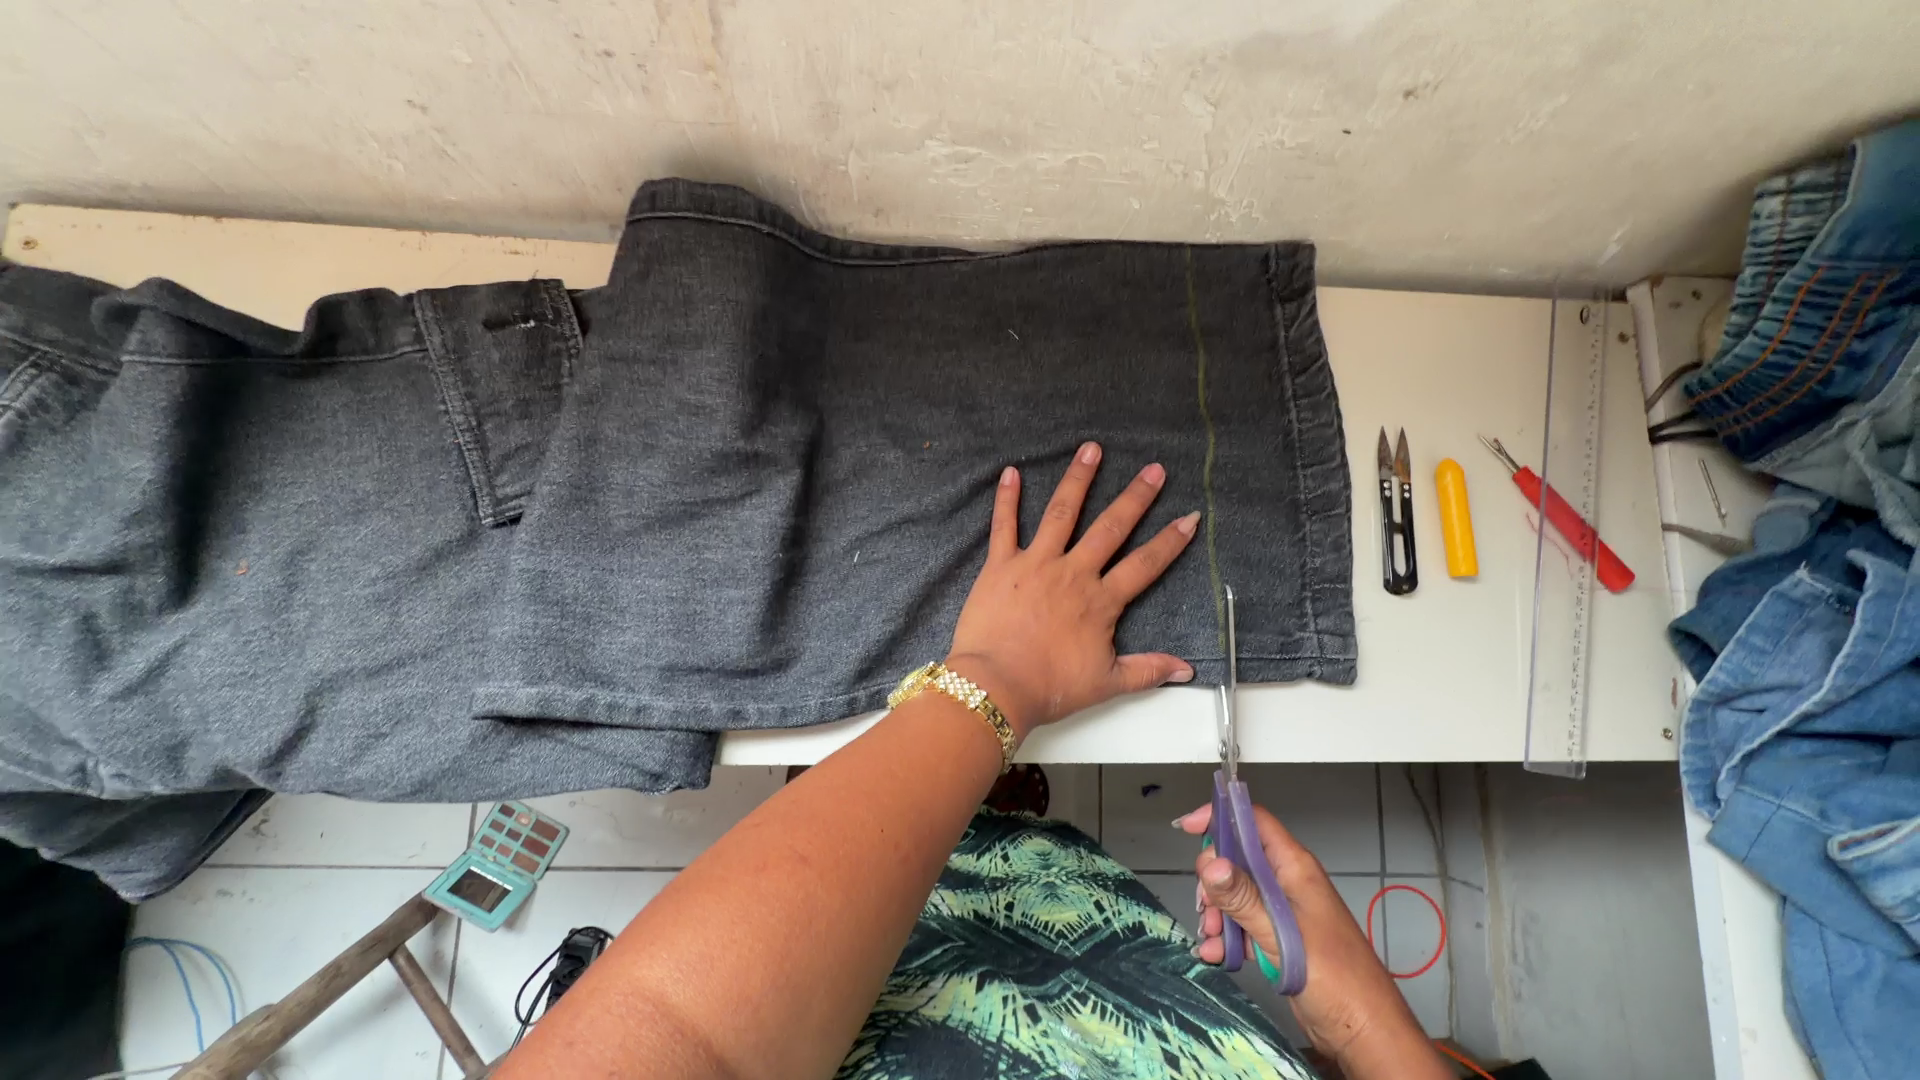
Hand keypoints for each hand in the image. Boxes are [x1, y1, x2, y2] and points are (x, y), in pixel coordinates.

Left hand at [946, 441, 1199, 737]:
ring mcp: (1036, 563)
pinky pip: (1004, 526)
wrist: (997, 686)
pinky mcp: (1000, 564)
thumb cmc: (1050, 687)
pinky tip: (1010, 472)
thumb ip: (1148, 670)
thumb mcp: (1107, 683)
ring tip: (1091, 449)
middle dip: (1135, 497)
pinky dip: (1006, 499)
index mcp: (1100, 601)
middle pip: (1110, 528)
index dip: (1170, 541)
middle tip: (1153, 469)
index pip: (1144, 565)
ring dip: (1078, 479)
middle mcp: (1073, 573)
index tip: (1190, 516)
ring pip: (1061, 513)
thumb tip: (1188, 670)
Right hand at [1177, 803, 1448, 1076]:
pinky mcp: (1277, 939)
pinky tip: (1216, 954)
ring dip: (1217, 913)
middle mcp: (1286, 882)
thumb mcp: (1283, 935)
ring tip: (1211, 937)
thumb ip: (1243, 897)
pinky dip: (1226, 937)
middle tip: (1206, 905)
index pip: (1253, 821)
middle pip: (1236, 858)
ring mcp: (1281, 911)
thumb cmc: (1337, 979)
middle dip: (1212, 879)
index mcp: (1294, 868)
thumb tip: (1210, 863)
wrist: (1366, 1034)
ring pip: (1235, 893)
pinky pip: (1241, 925)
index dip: (1220, 817)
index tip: (1188, 827)